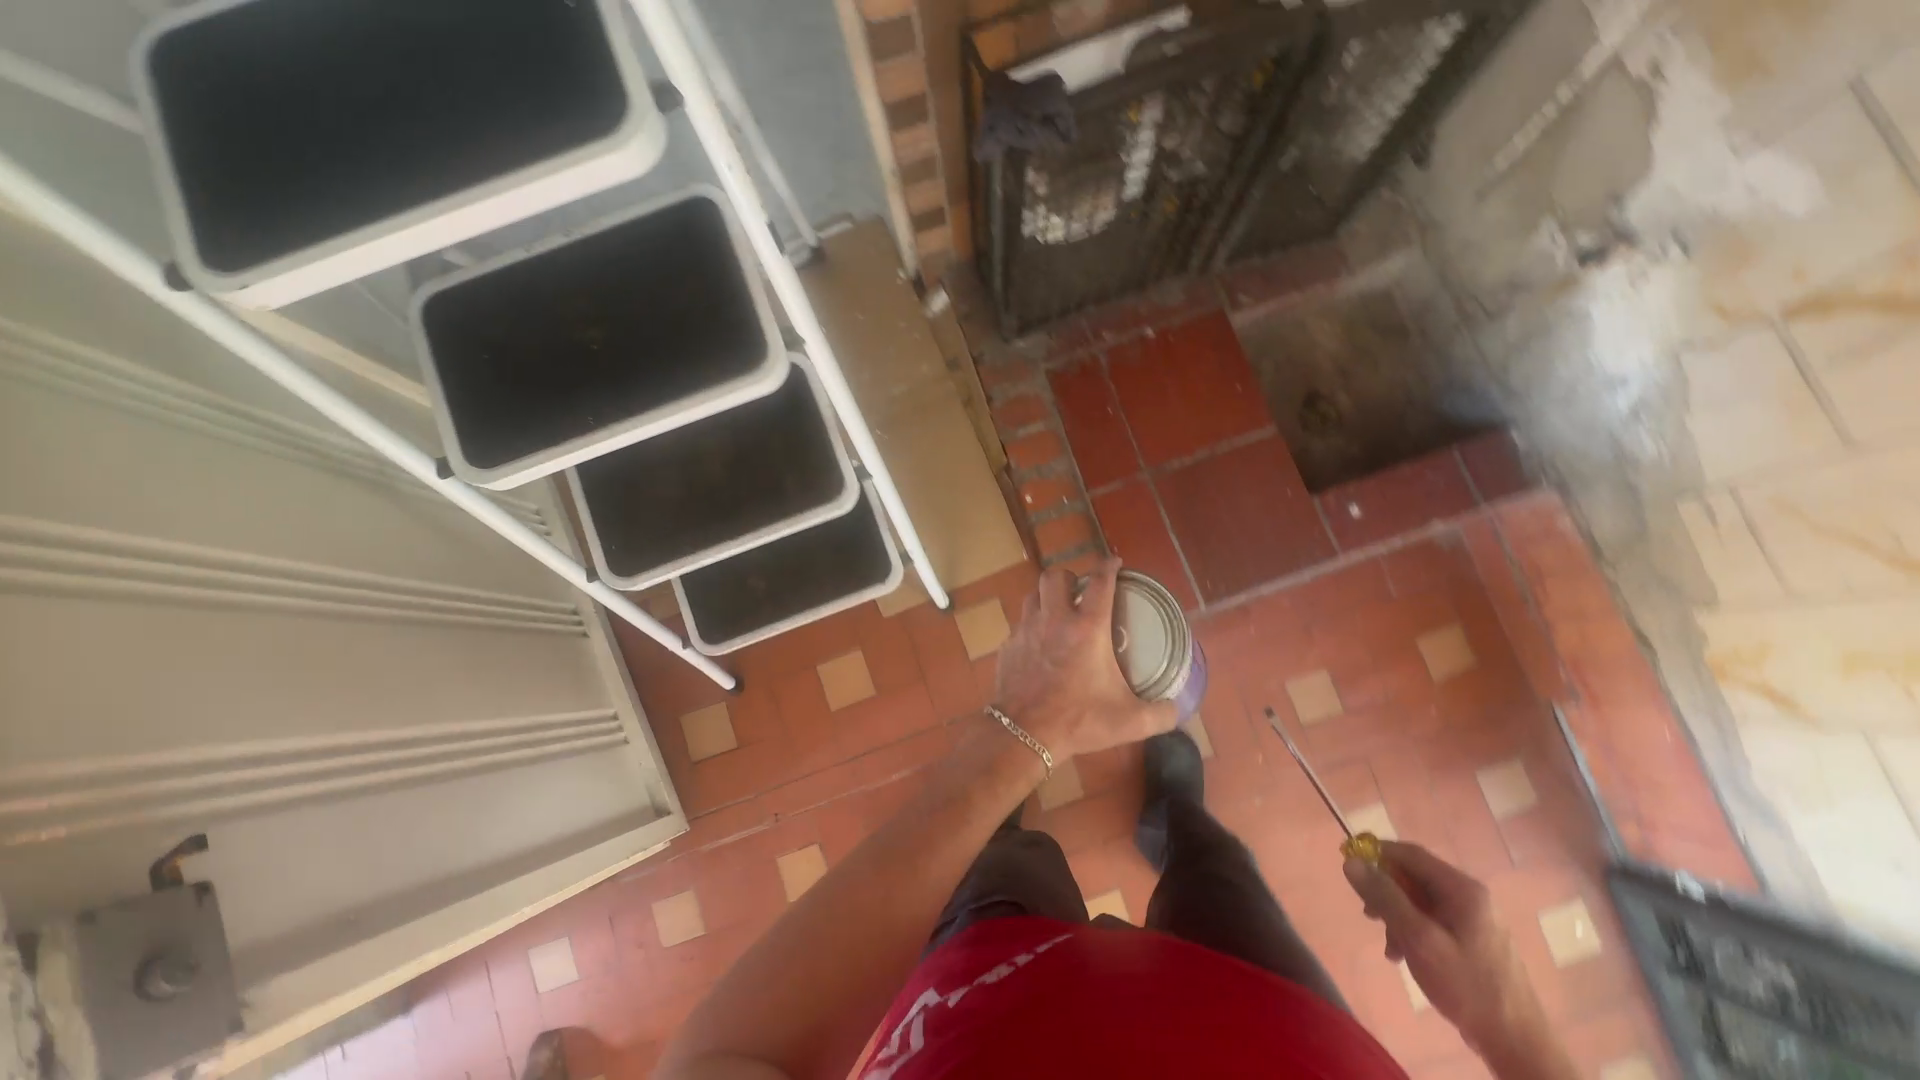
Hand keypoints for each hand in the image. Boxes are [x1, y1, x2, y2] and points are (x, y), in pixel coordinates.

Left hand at [993, 558, 1178, 759]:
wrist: (1023, 734)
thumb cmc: (1078, 721)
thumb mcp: (1128, 721)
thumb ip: (1160, 714)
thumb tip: (1176, 709)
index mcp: (1087, 628)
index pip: (1100, 582)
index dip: (1109, 566)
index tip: (1115, 562)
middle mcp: (1054, 620)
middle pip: (1054, 576)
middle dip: (1068, 577)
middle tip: (1079, 591)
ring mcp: (1026, 631)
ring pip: (1032, 596)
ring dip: (1046, 597)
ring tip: (1057, 612)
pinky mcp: (1008, 647)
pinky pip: (1019, 626)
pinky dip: (1031, 628)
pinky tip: (1038, 646)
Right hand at [1344, 843, 1551, 1058]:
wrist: (1514, 1039)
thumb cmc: (1466, 985)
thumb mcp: (1418, 939)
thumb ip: (1385, 897)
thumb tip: (1352, 862)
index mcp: (1462, 889)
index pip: (1410, 854)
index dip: (1375, 853)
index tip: (1348, 865)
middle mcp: (1469, 896)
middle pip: (1414, 877)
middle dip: (1386, 893)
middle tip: (1368, 916)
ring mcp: (1472, 918)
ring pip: (1420, 901)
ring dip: (1397, 917)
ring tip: (1390, 948)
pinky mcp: (1471, 939)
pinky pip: (1431, 921)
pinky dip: (1412, 932)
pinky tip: (1405, 956)